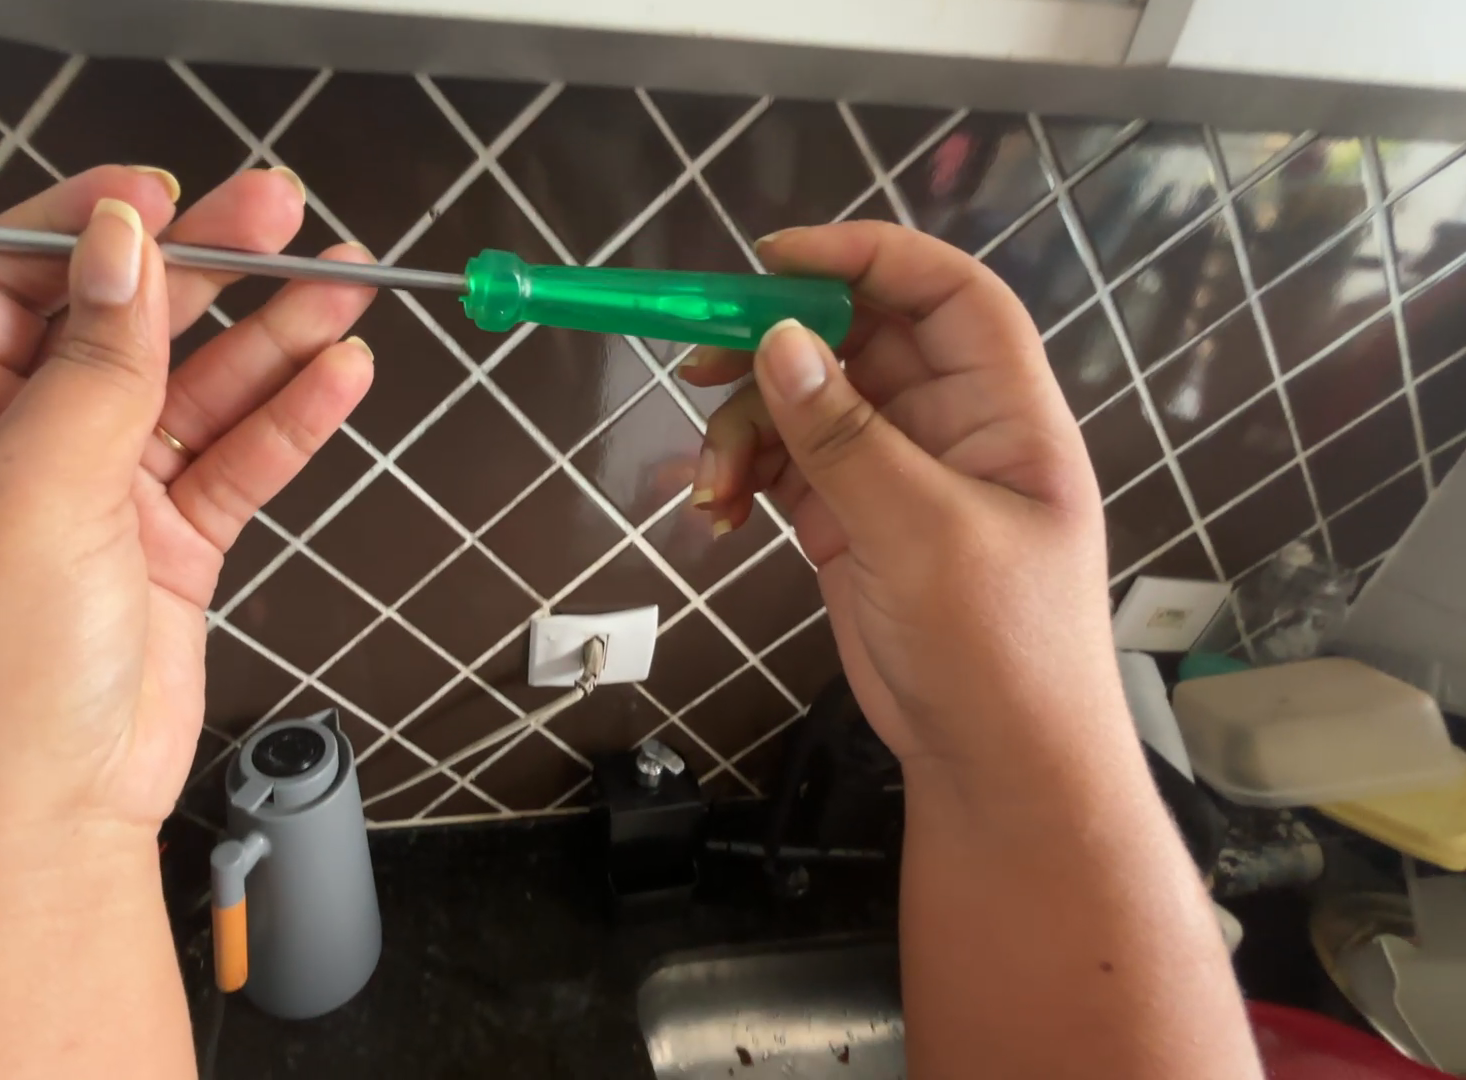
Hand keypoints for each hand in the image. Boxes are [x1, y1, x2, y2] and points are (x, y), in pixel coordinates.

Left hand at [0, 166, 374, 835]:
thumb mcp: (30, 486)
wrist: (40, 820)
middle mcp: (27, 440)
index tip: (171, 195)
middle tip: (293, 219)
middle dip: (214, 270)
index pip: (9, 275)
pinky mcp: (176, 543)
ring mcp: (110, 493)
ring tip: (350, 295)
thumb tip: (126, 247)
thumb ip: (93, 365)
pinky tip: (341, 380)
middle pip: (130, 326)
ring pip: (205, 395)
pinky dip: (291, 425)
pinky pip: (240, 466)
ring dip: (277, 344)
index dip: (89, 225)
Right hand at [682, 222, 1116, 776]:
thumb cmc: (992, 643)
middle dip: (774, 355)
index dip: (864, 258)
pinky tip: (720, 514)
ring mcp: (885, 473)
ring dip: (743, 436)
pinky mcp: (843, 516)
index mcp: (998, 410)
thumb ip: (845, 438)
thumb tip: (777, 344)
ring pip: (800, 411)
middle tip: (700, 370)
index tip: (773, 258)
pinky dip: (744, 480)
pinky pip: (781, 469)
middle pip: (850, 347)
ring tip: (710, 488)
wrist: (985, 753)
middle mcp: (941, 427)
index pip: (941, 295)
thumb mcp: (920, 533)